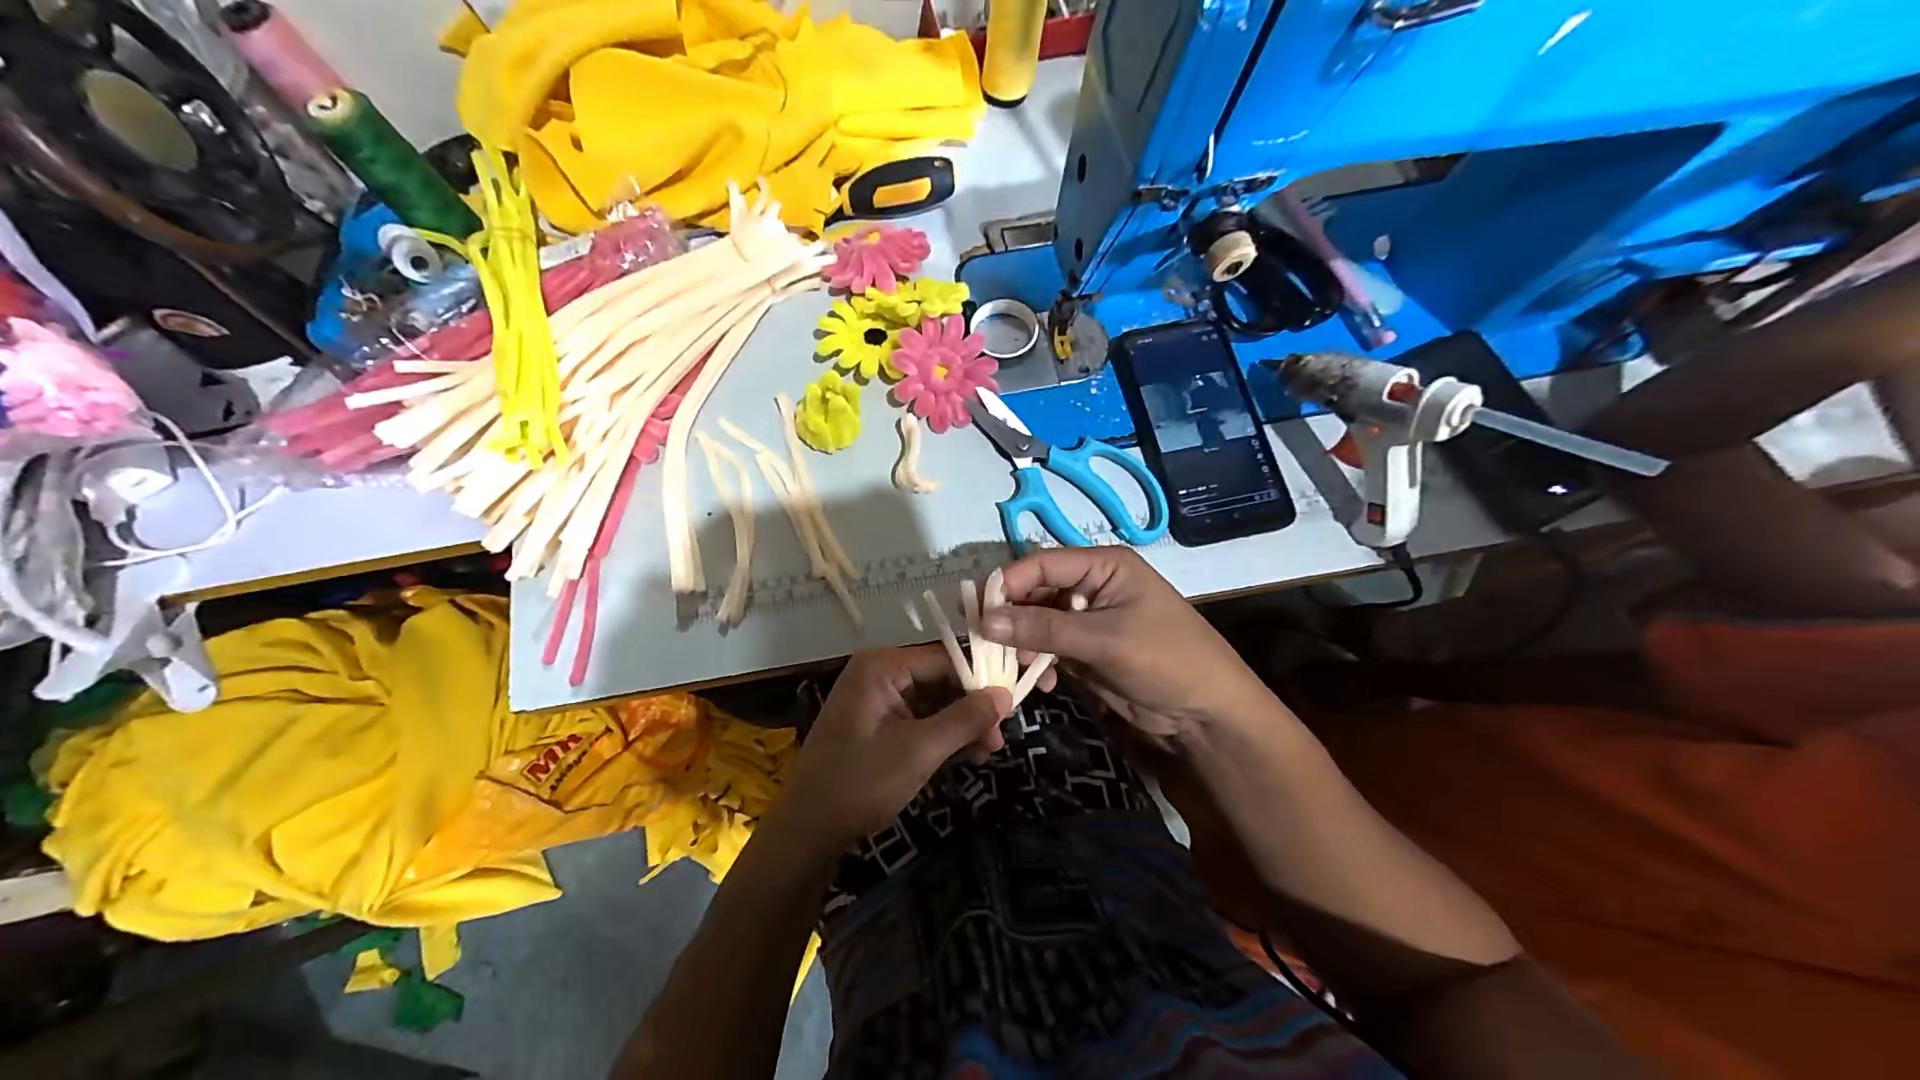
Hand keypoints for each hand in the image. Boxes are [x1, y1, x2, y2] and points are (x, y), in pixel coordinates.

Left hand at [774, 647, 1011, 848]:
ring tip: (988, 751)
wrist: (808, 830)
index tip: (1012, 707)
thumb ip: (965, 719)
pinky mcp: (877, 723)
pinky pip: (919, 719)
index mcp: (882, 666)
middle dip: (972, 708)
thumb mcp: (919, 750)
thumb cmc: (860, 782)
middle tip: (999, 738)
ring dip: (961, 725)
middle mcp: (878, 673)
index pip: (945, 658)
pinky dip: (942, 735)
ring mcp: (876, 699)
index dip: (981, 680)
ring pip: (933, 702)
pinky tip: (967, 755)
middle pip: (941, 679)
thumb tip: (1007, 694)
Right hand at [980, 547, 1272, 738]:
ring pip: (1037, 622)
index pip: (1042, 564)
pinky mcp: (1086, 650)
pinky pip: (1048, 647)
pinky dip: (1038, 662)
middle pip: (1035, 591)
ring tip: (1016, 668)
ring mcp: (1088, 619)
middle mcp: (1092, 585)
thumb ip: (1043, 628)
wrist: (1207, 714)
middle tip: (989, 645)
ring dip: (1022, 644)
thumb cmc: (1164, 660)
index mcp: (1103, 566)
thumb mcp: (1103, 640)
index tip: (979, 613)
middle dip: (1012, 618)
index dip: (1008, 584)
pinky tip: (1039, 683)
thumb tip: (985, 620)